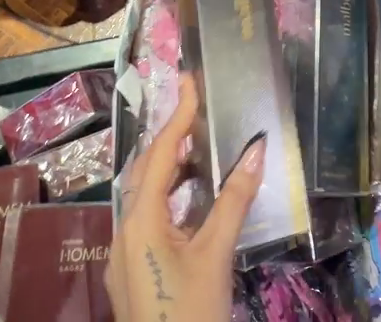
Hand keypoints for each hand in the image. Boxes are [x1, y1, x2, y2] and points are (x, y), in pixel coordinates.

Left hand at [107, 76, 265, 321]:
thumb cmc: (192, 310)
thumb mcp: (217, 254)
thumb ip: (234, 200)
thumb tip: (257, 149)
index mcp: (140, 220)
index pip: (158, 154)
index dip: (178, 116)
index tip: (190, 82)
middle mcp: (123, 231)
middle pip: (144, 172)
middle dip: (169, 140)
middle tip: (195, 112)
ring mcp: (123, 256)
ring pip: (143, 198)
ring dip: (168, 172)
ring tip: (197, 152)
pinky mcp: (130, 274)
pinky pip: (145, 221)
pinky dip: (166, 200)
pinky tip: (189, 205)